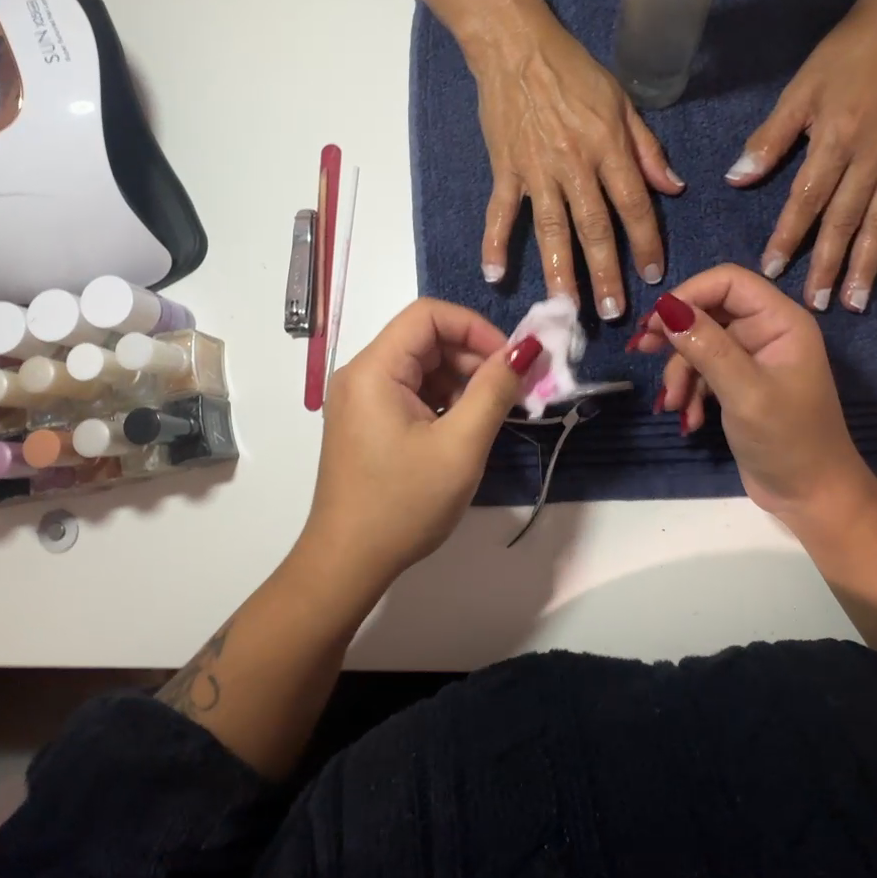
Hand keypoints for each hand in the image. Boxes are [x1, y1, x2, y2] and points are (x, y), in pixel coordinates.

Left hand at [305, 299, 540, 579]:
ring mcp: (362, 400)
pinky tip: (466, 430)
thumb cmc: (404, 504)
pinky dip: (445, 401)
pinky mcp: (368, 423)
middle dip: (473, 357)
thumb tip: (528, 348)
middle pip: (425, 339)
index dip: (476, 328)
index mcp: (374, 370)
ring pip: (422, 367)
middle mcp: (362, 375)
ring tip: (493, 415)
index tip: (511, 362)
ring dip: (462, 381)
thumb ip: (495, 390)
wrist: (349, 563)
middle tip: (513, 391)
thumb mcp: (460, 447)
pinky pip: (412, 392)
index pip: (428, 315)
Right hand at [470, 17, 682, 320]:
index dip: (646, 242)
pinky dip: (494, 243)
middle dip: (605, 272)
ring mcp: (536, 171)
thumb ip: (646, 148)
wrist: (516, 47)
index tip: (653, 275)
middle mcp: (575, 165)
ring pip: (550, 229)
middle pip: (593, 227)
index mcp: (608, 147)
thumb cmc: (575, 71)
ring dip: (559, 271)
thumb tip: (673, 187)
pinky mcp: (505, 170)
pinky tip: (492, 275)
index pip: (633, 204)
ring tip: (566, 307)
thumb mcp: (622, 102)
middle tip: (613, 311)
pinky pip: (499, 212)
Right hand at [629, 265, 876, 521]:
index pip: (728, 282)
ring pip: (700, 345)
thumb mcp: (744, 392)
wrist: (811, 497)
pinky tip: (690, 419)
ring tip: (674, 405)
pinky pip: (703, 373)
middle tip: (642, 351)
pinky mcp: (739, 386)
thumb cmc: (788, 440)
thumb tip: (665, 308)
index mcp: (781, 322)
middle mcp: (767, 332)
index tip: (656, 322)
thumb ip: (706, 347)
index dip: (689, 294)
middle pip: (708, 311)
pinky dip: (691, 393)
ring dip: (680, 374)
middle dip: (677, 337)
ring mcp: (753, 360)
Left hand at [727, 3, 876, 313]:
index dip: (789, 236)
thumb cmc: (842, 58)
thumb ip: (770, 138)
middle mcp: (869, 159)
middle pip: (845, 221)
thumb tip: (737, 178)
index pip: (807, 199)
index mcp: (834, 142)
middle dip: (830, 265)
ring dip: (868, 264)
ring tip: (857, 301)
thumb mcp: (798, 91)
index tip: (773, 269)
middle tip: (818, 304)